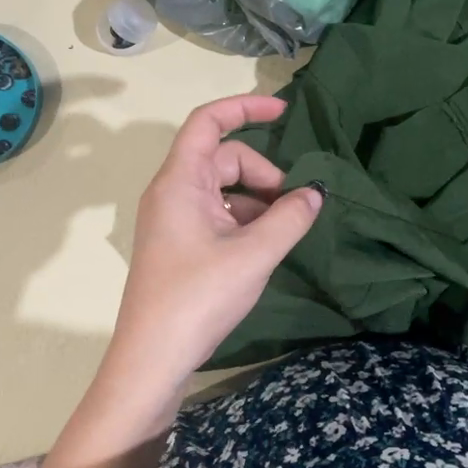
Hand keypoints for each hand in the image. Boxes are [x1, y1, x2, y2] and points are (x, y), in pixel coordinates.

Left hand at [108, 95, 321, 384]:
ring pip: (223, 189)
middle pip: (223, 158)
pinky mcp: (178, 245)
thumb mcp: (255, 255)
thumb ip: (290, 217)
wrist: (152, 359)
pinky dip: (245, 221)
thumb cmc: (198, 297)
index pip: (208, 122)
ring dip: (257, 201)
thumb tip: (315, 193)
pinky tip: (264, 249)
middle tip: (293, 205)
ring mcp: (173, 220)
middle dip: (263, 173)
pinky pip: (217, 214)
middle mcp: (172, 192)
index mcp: (179, 181)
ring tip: (284, 231)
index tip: (284, 112)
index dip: (245, 107)